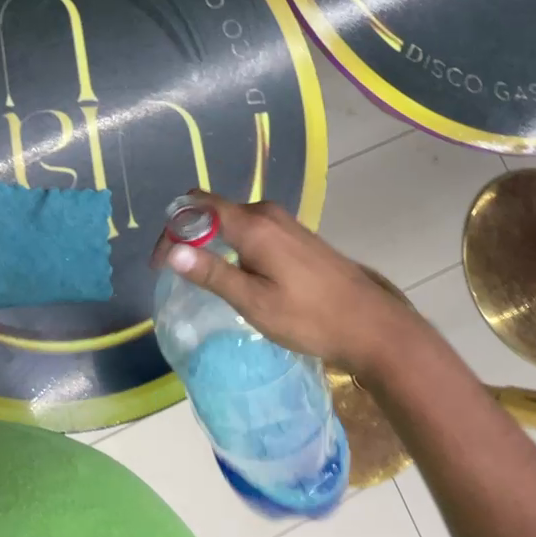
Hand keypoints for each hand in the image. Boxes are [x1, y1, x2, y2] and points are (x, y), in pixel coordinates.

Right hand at [152, 191, 413, 372]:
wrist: (374, 328)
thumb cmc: (310, 319)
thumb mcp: (254, 302)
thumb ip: (212, 274)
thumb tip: (172, 252)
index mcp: (253, 225)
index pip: (195, 208)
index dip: (171, 231)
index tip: (161, 264)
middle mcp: (266, 213)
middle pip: (212, 208)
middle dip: (186, 232)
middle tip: (175, 268)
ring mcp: (283, 222)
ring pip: (231, 218)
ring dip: (209, 238)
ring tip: (199, 272)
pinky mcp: (294, 234)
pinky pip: (249, 227)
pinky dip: (230, 242)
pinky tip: (234, 270)